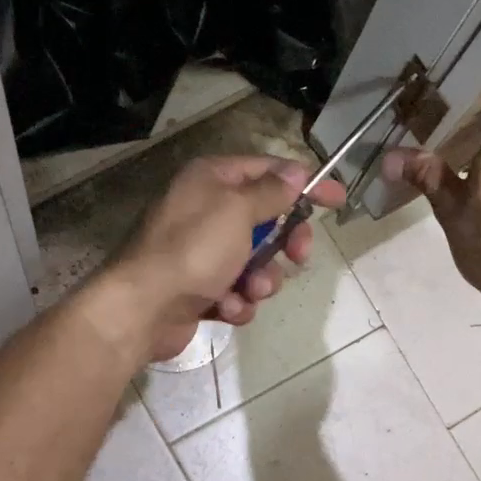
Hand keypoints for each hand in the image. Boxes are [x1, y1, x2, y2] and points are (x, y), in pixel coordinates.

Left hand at [110, 155, 346, 360]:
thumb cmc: (193, 250)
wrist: (143, 309)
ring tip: (249, 291)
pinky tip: (227, 309)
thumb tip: (296, 172)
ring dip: (261, 280)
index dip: (306, 184)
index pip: (269, 171)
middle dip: (285, 242)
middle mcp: (206, 210)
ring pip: (256, 263)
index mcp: (212, 179)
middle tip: (298, 255)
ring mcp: (202, 253)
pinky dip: (238, 302)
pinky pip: (237, 292)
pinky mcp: (200, 290)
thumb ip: (271, 191)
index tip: (338, 200)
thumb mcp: (238, 210)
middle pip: (267, 220)